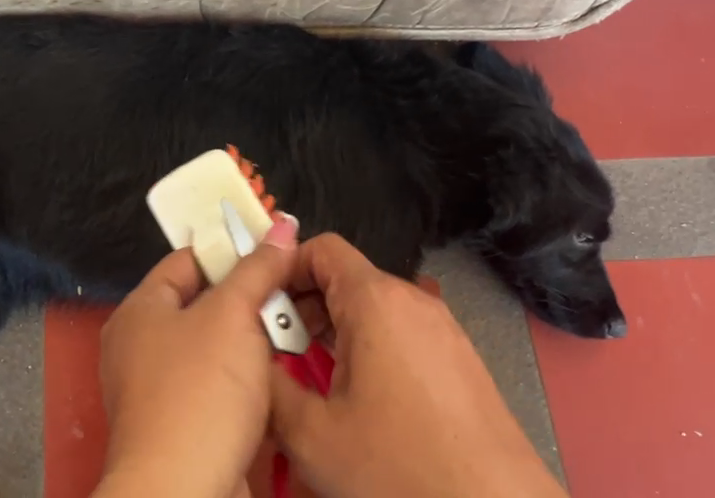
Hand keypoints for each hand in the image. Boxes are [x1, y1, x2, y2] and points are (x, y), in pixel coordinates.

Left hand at [92, 215, 300, 497]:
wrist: (183, 495)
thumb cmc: (199, 391)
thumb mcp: (232, 315)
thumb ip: (258, 268)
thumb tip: (283, 225)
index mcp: (140, 310)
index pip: (188, 261)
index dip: (231, 250)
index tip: (275, 249)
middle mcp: (142, 347)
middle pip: (203, 305)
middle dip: (248, 298)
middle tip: (295, 291)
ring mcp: (160, 392)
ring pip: (216, 350)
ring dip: (253, 342)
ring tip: (298, 329)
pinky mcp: (183, 430)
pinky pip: (219, 390)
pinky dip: (248, 382)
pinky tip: (282, 378)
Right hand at [269, 234, 567, 497]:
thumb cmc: (401, 467)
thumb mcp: (313, 435)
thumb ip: (270, 386)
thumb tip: (252, 361)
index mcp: (375, 300)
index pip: (321, 247)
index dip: (284, 269)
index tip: (263, 310)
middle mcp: (412, 300)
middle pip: (346, 278)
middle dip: (306, 308)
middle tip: (283, 355)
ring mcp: (443, 328)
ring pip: (374, 310)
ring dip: (337, 333)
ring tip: (319, 384)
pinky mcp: (462, 359)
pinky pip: (402, 335)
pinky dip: (373, 352)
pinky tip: (365, 404)